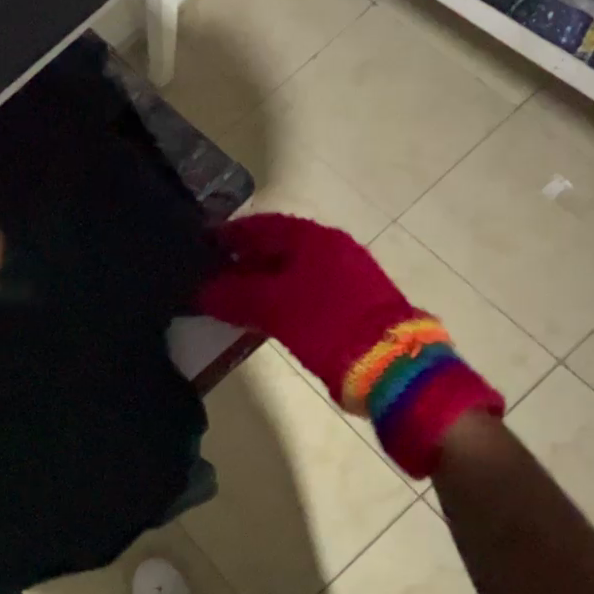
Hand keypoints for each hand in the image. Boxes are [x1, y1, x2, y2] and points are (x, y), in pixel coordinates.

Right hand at [197, 214, 502, 477]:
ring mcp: (347, 275)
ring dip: (261, 280)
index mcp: (312, 237)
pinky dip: (281, 296)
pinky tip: (264, 314)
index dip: (227, 235)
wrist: (394, 368)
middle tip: (210, 274)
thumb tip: (200, 290)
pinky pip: (306, 290)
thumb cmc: (327, 324)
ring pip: (291, 269)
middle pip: (276, 246)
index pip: (258, 225)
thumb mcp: (271, 307)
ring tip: (231, 298)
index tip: (200, 246)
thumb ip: (233, 294)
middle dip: (243, 259)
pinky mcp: (355, 302)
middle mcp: (332, 247)